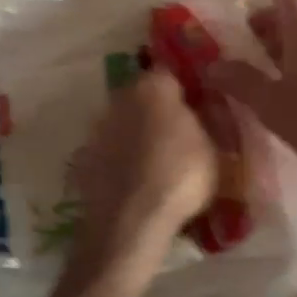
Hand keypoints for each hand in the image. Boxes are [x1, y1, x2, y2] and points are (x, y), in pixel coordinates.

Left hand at [72, 67, 216, 253]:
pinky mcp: (84, 156)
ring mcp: (99, 126)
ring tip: (155, 162)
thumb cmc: (180, 176)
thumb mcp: (213, 149)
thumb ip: (206, 124)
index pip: (172, 74)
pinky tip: (134, 181)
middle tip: (178, 135)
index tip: (198, 107)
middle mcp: (122, 96)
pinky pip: (109, 151)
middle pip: (144, 96)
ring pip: (124, 122)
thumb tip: (204, 114)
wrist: (130, 221)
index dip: (185, 90)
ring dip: (136, 134)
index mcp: (154, 86)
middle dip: (158, 110)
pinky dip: (119, 160)